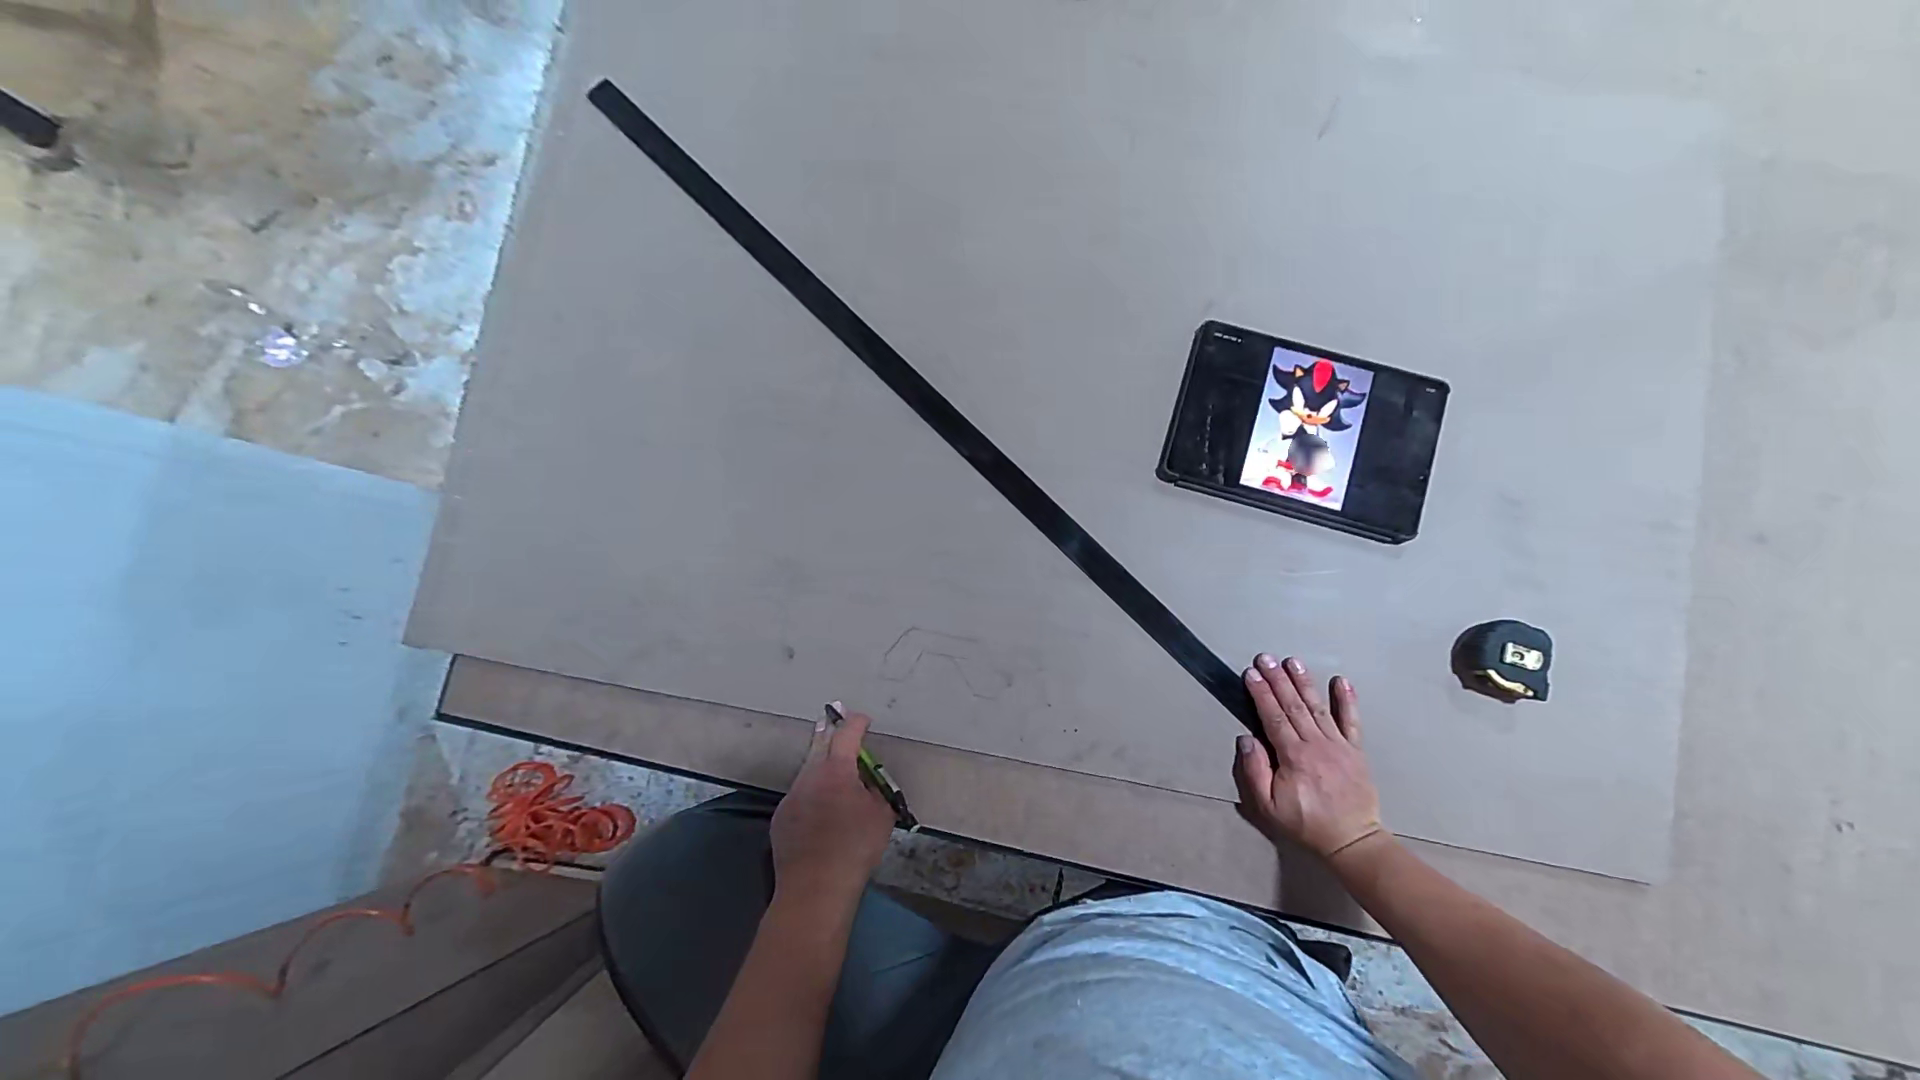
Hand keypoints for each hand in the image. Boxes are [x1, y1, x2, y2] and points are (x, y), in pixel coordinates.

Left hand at [770, 705, 896, 907]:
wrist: (815, 887)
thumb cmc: (855, 848)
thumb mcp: (882, 815)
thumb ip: (876, 790)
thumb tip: (867, 782)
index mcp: (837, 770)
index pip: (847, 734)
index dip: (856, 722)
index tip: (863, 719)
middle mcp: (810, 776)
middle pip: (820, 743)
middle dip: (830, 729)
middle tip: (833, 716)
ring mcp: (792, 796)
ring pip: (808, 770)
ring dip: (821, 763)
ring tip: (832, 769)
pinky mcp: (781, 816)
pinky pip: (800, 795)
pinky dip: (811, 793)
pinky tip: (820, 811)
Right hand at [1233, 654, 1385, 861]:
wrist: (1352, 841)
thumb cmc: (1305, 824)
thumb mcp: (1268, 807)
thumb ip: (1255, 771)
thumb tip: (1247, 739)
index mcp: (1294, 757)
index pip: (1273, 717)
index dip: (1261, 693)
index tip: (1251, 673)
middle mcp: (1317, 745)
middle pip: (1294, 706)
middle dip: (1278, 680)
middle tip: (1265, 658)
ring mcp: (1339, 746)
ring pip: (1318, 707)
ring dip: (1304, 683)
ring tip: (1292, 662)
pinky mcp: (1355, 751)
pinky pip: (1351, 721)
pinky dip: (1347, 700)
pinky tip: (1341, 681)